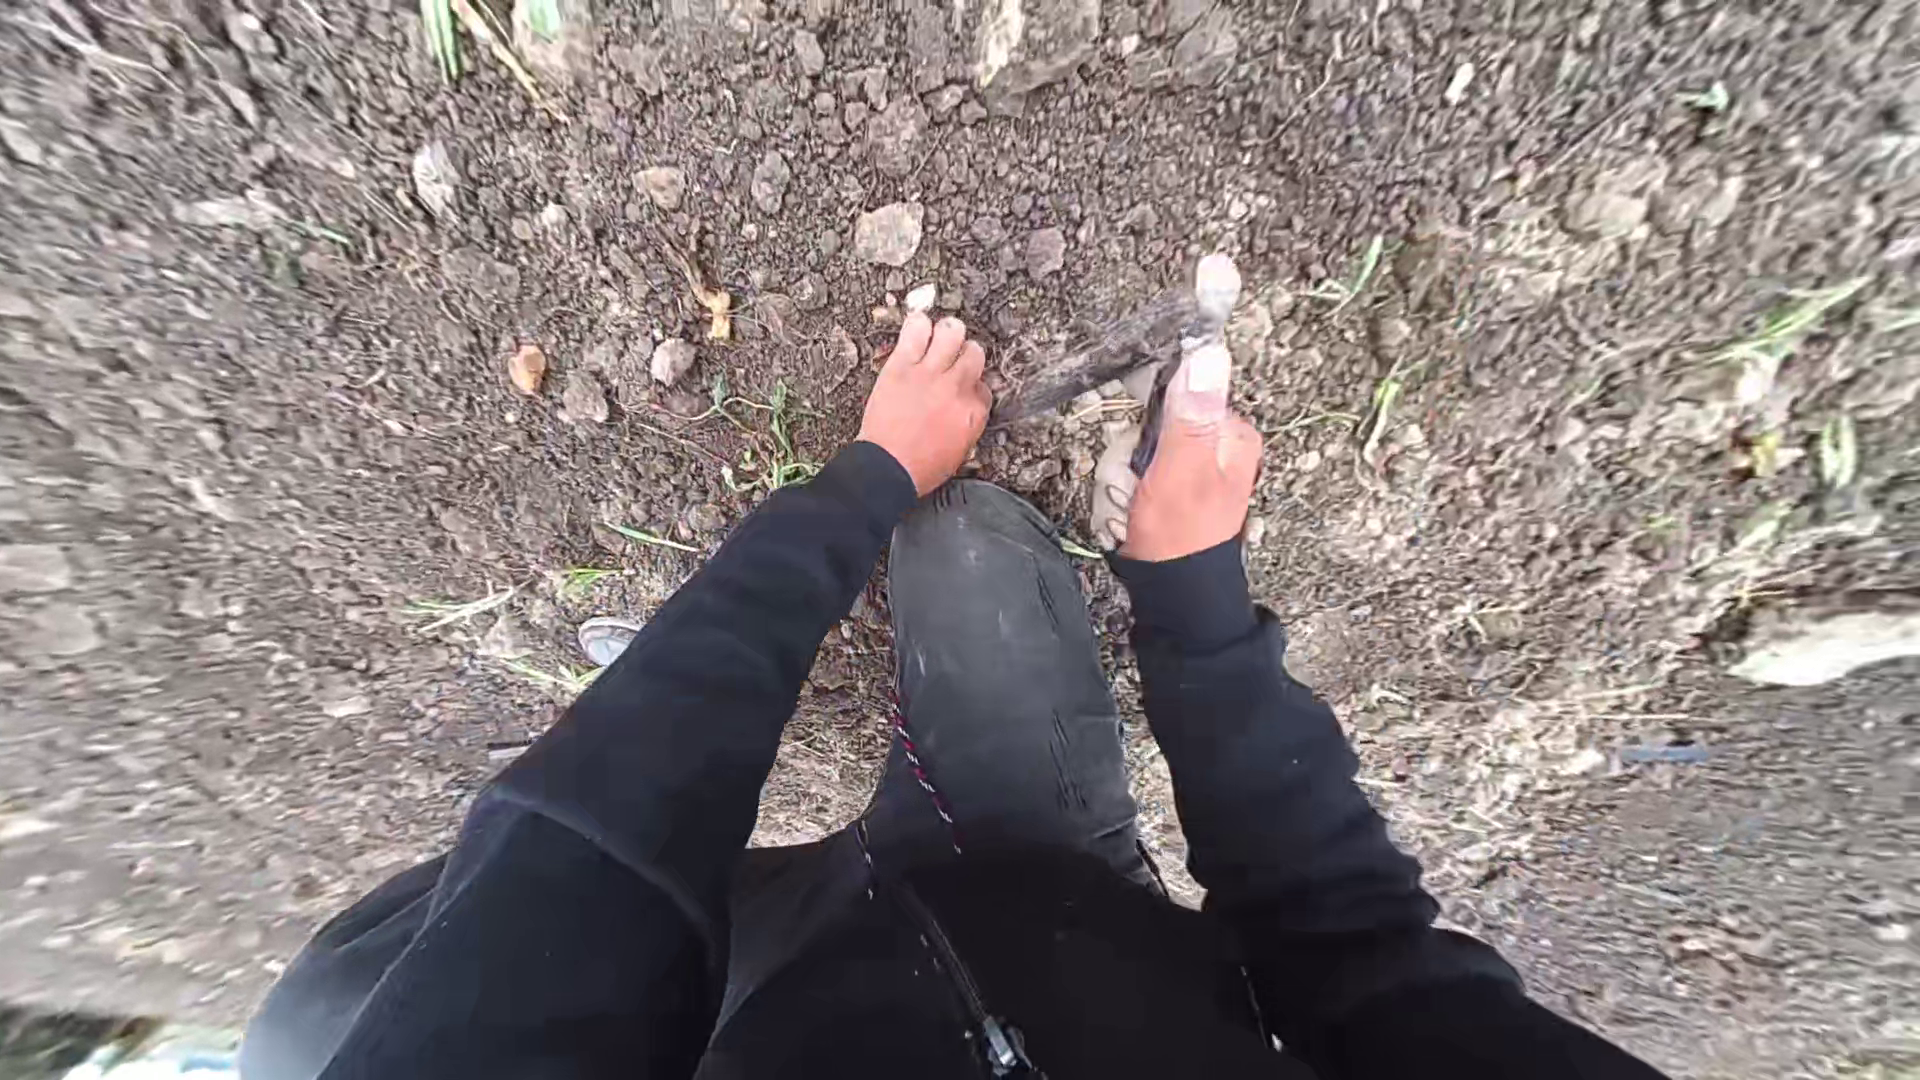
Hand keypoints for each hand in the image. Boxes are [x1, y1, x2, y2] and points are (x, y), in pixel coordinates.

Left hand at [858, 313, 990, 495]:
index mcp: (973, 413)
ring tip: (939, 337)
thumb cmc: (919, 468)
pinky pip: (916, 330)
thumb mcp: (958, 453)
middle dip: (966, 354)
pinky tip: (917, 328)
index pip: (983, 385)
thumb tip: (966, 409)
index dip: (972, 383)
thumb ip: (966, 425)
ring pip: (952, 332)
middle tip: (953, 358)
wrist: (887, 468)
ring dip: (948, 332)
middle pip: (974, 353)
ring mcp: (929, 373)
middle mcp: (957, 388)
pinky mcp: (902, 365)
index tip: (962, 386)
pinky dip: (918, 324)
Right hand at [1119, 341, 1261, 561]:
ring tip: (1134, 510)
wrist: (1172, 591)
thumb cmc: (1181, 536)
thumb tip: (1208, 352)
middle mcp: (1206, 447)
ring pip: (1127, 453)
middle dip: (1126, 462)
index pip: (1173, 394)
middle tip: (1137, 490)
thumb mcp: (1184, 469)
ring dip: (1119, 484)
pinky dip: (1120, 498)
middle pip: (1143, 427)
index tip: (1139, 454)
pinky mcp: (1161, 487)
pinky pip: (1126, 476)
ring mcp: (1181, 468)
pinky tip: (1131, 516)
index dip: (1145, 422)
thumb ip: (1192, 415)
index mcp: (1226, 434)